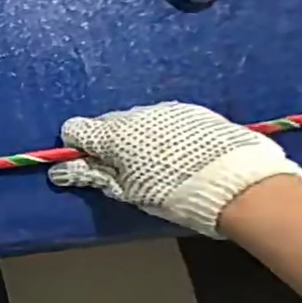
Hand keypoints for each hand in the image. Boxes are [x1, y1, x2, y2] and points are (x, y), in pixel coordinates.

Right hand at [48, 102, 301, 236]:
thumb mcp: (126, 189)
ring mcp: (168, 111)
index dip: (78, 149)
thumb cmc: (172, 191)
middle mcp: (136, 115)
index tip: (90, 165)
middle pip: (105, 123)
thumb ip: (91, 174)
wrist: (242, 186)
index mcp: (113, 134)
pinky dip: (162, 134)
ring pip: (136, 121)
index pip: (74, 129)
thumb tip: (60, 170)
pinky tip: (179, 153)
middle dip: (108, 142)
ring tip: (156, 160)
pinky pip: (165, 120)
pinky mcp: (196, 113)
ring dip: (136, 137)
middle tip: (124, 167)